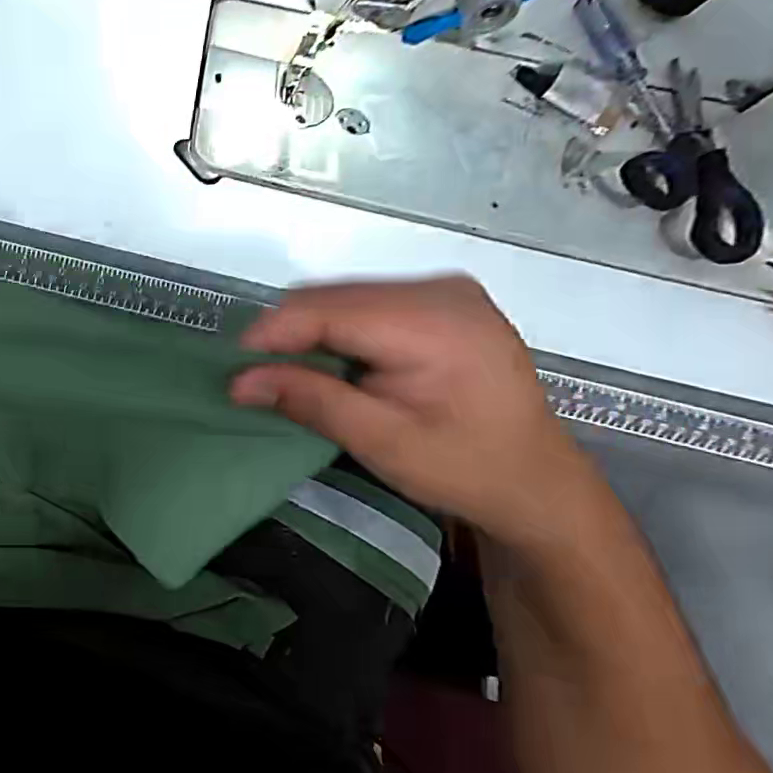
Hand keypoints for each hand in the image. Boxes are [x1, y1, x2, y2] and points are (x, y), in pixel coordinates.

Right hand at [231, 278, 609, 546]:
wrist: (538, 483)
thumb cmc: (466, 469)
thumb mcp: (382, 442)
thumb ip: (311, 401)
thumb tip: (239, 382)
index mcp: (434, 322)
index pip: (328, 309)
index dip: (272, 333)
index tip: (234, 369)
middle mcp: (439, 289)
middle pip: (333, 296)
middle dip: (287, 335)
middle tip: (258, 380)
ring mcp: (443, 290)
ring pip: (343, 296)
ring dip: (308, 332)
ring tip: (290, 375)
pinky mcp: (441, 301)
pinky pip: (364, 303)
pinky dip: (335, 331)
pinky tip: (332, 364)